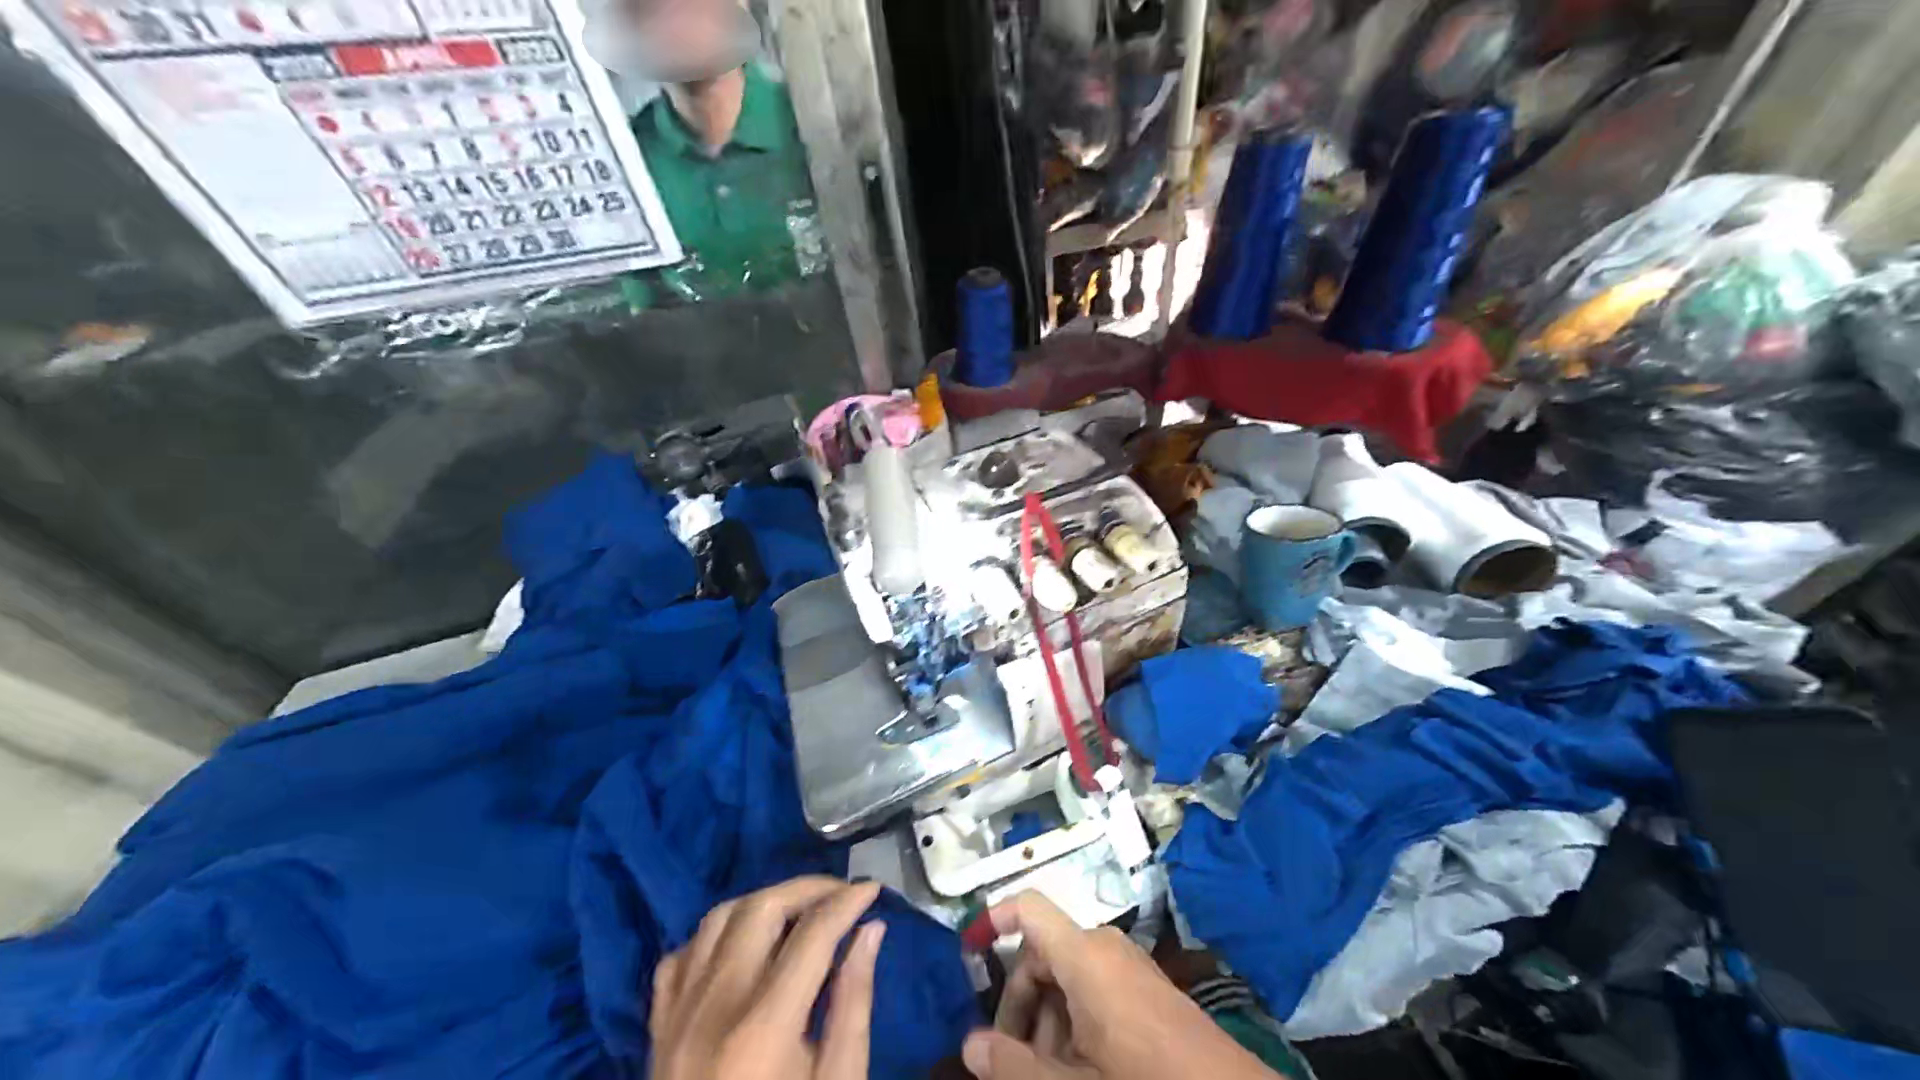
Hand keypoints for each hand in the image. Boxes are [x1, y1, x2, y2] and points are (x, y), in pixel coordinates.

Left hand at [650, 877, 885, 1079]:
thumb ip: (853, 1002)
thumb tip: (870, 932)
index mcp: (764, 1026)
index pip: (813, 932)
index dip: (848, 901)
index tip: (873, 891)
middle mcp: (715, 1004)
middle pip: (761, 908)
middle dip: (808, 889)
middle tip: (841, 897)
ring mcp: (678, 1013)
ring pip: (718, 917)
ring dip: (763, 902)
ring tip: (799, 912)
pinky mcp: (658, 1027)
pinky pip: (683, 953)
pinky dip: (717, 934)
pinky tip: (744, 947)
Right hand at [962, 892, 1278, 1079]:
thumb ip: (1014, 1065)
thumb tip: (968, 1045)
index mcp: (1084, 955)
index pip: (1028, 908)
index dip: (993, 920)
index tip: (968, 953)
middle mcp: (1105, 948)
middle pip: (1042, 953)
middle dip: (1019, 1003)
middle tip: (1010, 1059)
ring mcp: (1130, 968)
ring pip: (1068, 978)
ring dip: (1046, 1022)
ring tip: (1048, 1073)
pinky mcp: (1148, 992)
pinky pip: (1095, 991)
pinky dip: (1075, 1024)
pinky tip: (1078, 1069)